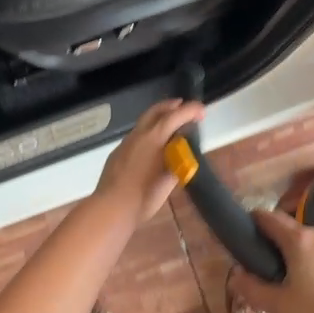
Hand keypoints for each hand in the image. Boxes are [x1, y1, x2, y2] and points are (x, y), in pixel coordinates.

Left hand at [92, 99, 205, 222]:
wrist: (111, 207)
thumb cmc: (143, 196)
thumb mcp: (167, 181)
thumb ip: (176, 163)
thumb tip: (181, 156)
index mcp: (153, 139)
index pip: (174, 116)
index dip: (189, 110)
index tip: (202, 110)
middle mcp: (138, 135)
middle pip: (155, 111)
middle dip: (170, 106)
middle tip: (183, 105)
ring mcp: (125, 143)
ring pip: (144, 123)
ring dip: (159, 118)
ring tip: (171, 124)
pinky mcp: (117, 153)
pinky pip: (136, 135)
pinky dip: (149, 132)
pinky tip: (153, 145)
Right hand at [228, 211, 313, 312]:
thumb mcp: (283, 308)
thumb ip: (253, 289)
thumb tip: (235, 274)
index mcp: (299, 239)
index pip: (268, 217)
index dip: (254, 223)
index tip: (248, 236)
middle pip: (295, 233)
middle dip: (285, 250)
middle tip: (282, 279)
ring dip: (310, 259)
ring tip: (313, 290)